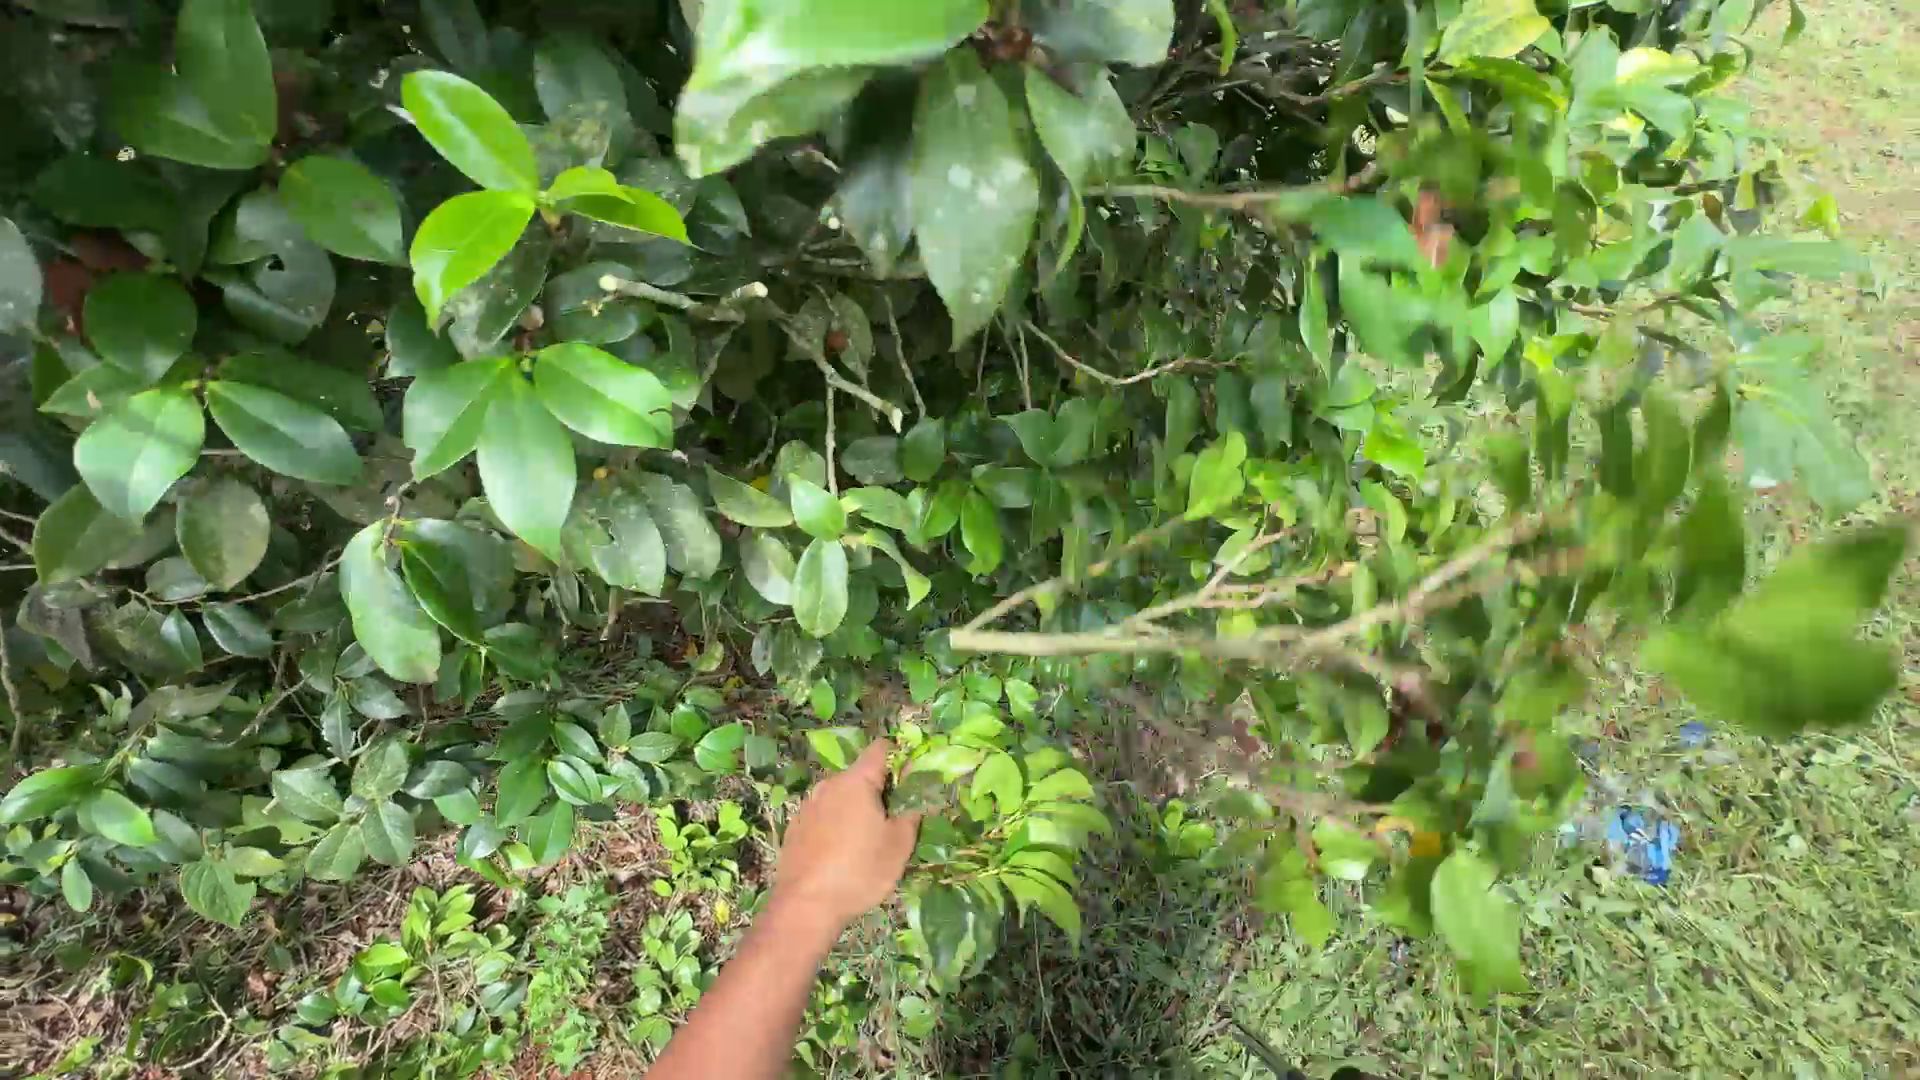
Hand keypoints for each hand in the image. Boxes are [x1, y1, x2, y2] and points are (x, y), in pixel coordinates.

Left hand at [770, 740, 920, 931]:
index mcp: (856, 780)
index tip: (910, 780)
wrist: (804, 906)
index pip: (881, 749)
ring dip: (856, 809)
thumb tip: (917, 802)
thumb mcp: (898, 845)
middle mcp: (829, 784)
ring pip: (841, 796)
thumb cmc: (859, 870)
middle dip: (879, 790)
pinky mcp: (795, 827)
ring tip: (866, 841)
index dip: (899, 757)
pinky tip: (840, 853)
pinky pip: (824, 815)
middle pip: (861, 775)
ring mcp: (808, 805)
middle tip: (893, 819)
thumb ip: (912, 815)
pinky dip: (836, 825)